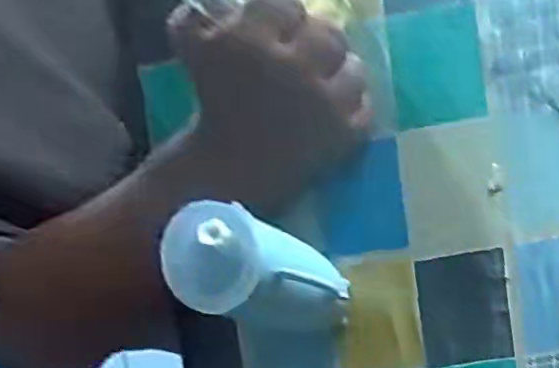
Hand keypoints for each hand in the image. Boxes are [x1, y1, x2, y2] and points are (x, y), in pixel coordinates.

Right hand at [167, 0, 372, 209]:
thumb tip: (239, 3)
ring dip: (348, 68)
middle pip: (329, 34)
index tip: (291, 22)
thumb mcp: (191, 41)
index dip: (292, 12)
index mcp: (253, 38)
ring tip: (337, 74)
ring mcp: (327, 103)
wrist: (239, 160)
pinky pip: (367, 108)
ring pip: (355, 69)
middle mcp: (295, 67)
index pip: (288, 5)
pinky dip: (360, 102)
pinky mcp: (347, 134)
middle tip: (321, 46)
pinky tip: (347, 101)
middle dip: (325, 35)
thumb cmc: (213, 99)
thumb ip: (209, 11)